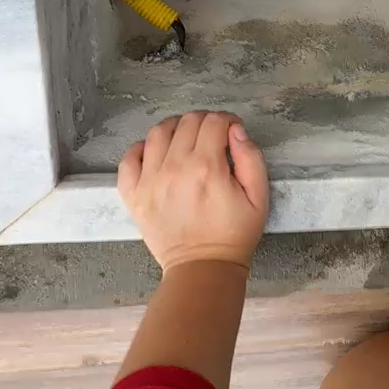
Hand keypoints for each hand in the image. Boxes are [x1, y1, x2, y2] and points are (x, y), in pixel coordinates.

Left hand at [118, 111, 269, 269]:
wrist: (202, 268)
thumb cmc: (235, 233)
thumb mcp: (259, 196)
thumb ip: (251, 157)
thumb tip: (235, 130)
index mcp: (207, 167)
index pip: (214, 121)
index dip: (228, 120)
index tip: (232, 131)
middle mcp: (175, 168)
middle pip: (188, 122)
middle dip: (205, 121)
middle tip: (214, 136)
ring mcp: (150, 181)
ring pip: (159, 132)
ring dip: (176, 128)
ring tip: (187, 140)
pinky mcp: (134, 195)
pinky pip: (129, 159)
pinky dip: (142, 148)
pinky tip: (158, 154)